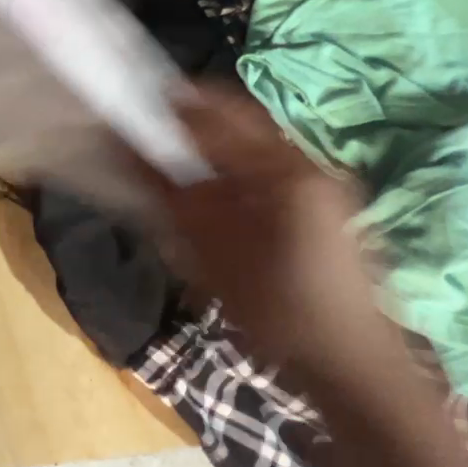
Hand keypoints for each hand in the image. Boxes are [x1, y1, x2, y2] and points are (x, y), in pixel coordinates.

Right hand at [154, 86, 397, 376]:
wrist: (348, 365)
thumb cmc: (273, 303)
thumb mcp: (204, 245)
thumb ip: (161, 186)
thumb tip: (119, 142)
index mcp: (284, 168)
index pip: (216, 108)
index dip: (168, 101)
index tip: (127, 104)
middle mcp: (306, 164)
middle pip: (235, 119)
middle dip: (185, 120)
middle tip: (139, 132)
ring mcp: (319, 185)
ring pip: (247, 141)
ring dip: (204, 141)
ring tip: (162, 158)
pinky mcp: (320, 206)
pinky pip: (261, 164)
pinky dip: (225, 164)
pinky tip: (198, 187)